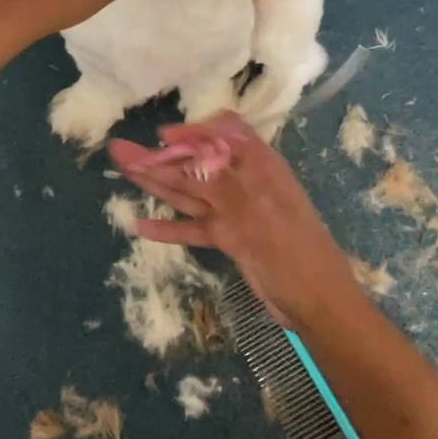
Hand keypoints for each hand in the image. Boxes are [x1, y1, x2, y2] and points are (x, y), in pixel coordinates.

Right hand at [107, 112, 363, 329]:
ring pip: (190, 192)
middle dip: (159, 156)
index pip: (222, 133)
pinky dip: (169, 226)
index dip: (192, 132)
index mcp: (258, 166)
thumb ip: (219, 182)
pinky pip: (193, 226)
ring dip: (157, 183)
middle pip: (196, 162)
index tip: (161, 138)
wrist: (319, 306)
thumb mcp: (257, 215)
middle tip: (119, 151)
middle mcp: (244, 182)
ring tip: (122, 170)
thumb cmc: (295, 253)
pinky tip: (140, 225)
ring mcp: (235, 211)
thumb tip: (186, 148)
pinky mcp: (230, 238)